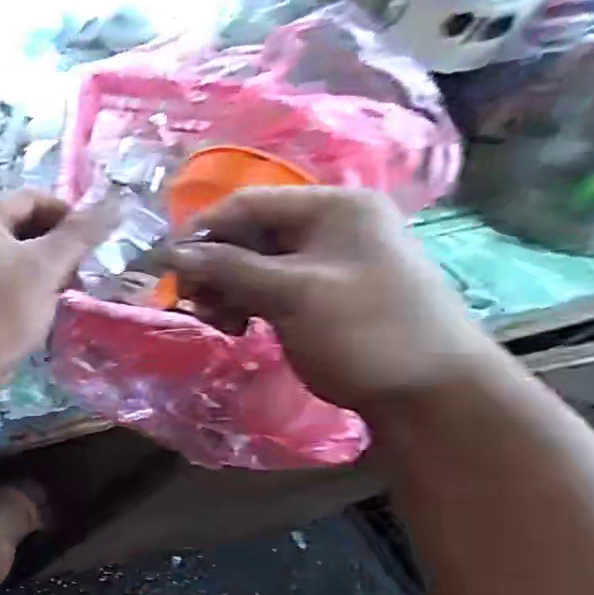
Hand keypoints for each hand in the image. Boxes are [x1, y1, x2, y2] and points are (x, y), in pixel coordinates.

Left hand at [0, 189, 114, 372]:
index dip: (67, 212)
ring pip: (19, 253)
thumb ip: (80, 232)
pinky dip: (32, 282)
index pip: (31, 198)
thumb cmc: (4, 311)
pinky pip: (8, 276)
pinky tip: (49, 300)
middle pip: (25, 224)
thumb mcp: (47, 267)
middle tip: (83, 265)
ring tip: (71, 285)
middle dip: (59, 241)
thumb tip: (114, 203)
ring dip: (49, 264)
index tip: (92, 237)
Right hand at [160, 187, 505, 412]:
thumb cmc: (365, 329)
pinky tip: (237, 326)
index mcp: (332, 207)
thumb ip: (228, 268)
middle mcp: (327, 225)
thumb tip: (168, 253)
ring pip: (250, 264)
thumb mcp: (293, 293)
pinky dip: (243, 304)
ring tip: (218, 321)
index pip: (247, 203)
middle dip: (212, 267)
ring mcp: (323, 261)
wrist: (428, 390)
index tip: (165, 268)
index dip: (202, 232)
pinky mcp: (316, 294)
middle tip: (192, 304)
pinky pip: (264, 288)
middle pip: (246, 234)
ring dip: (223, 290)